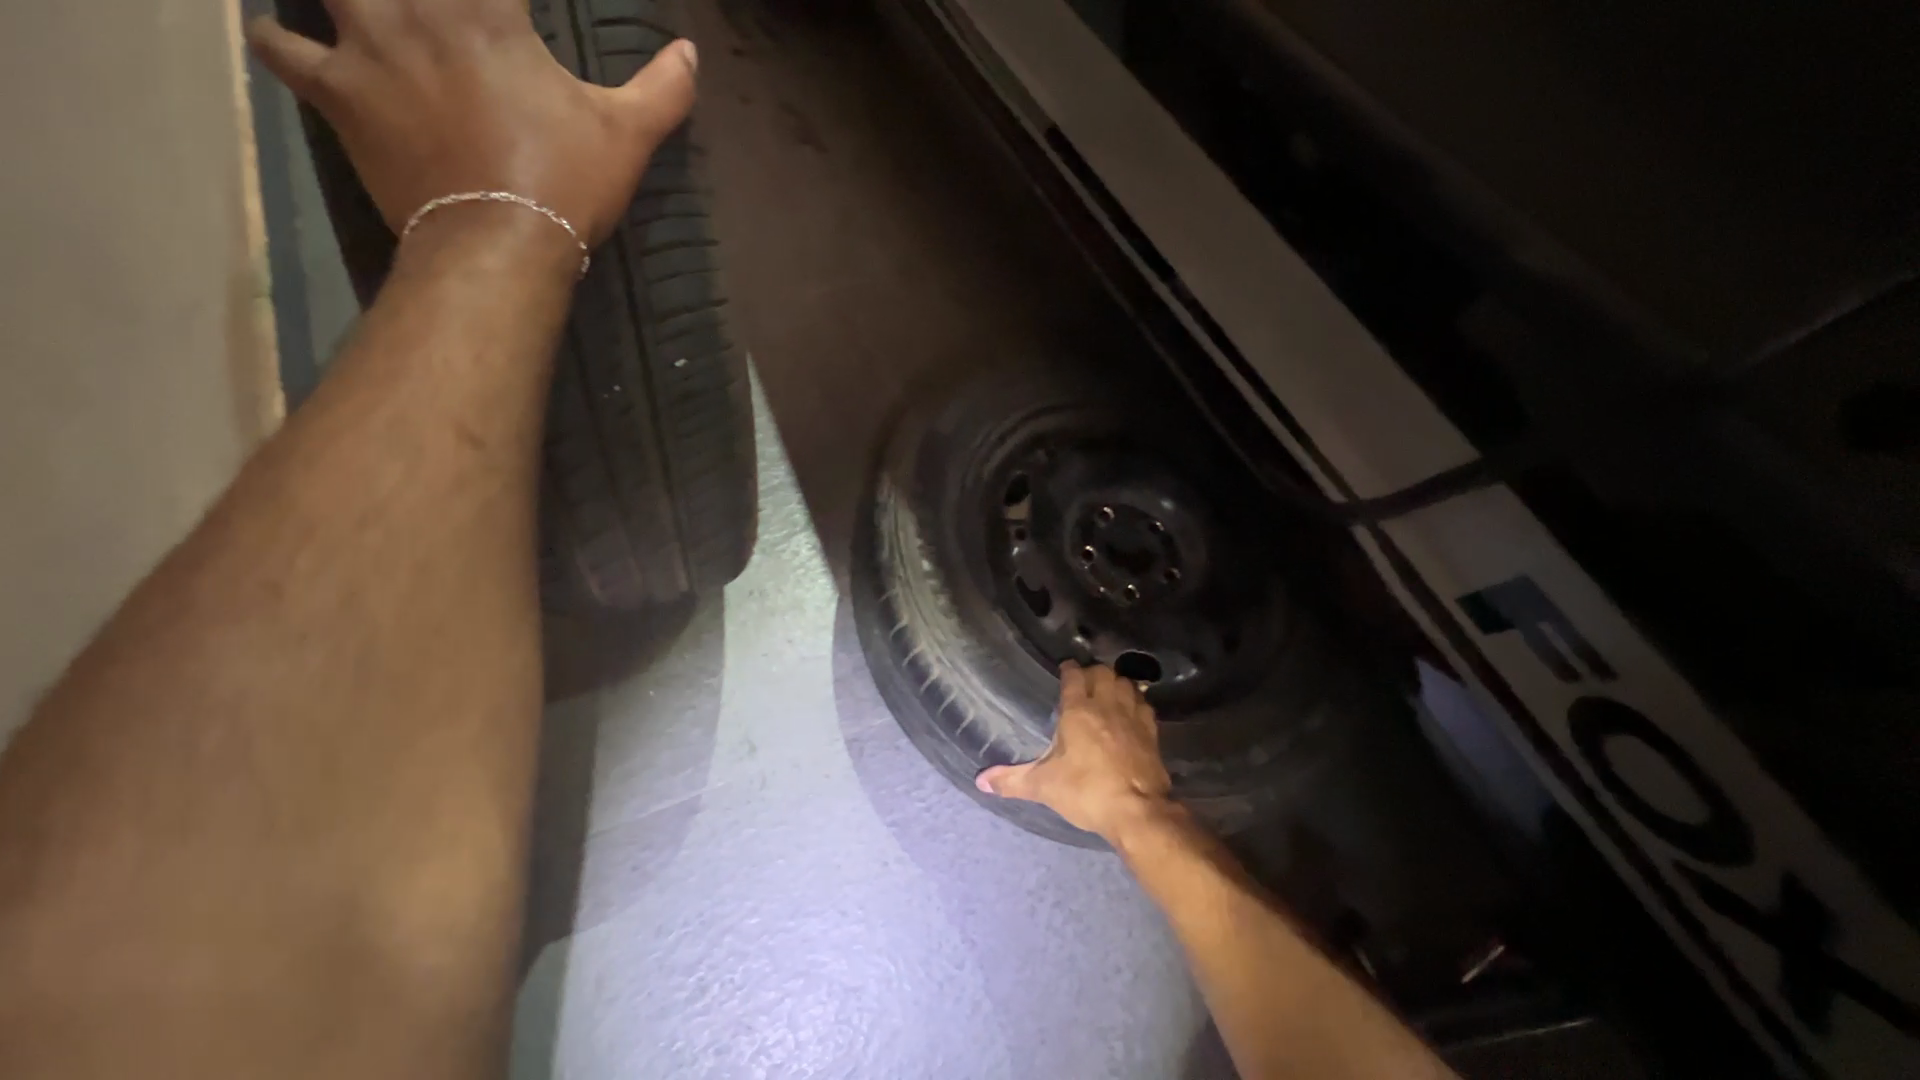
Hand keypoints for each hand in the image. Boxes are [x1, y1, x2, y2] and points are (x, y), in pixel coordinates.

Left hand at [247, 0, 697, 245]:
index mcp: (484, 6)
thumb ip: (663, 88)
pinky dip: (277, 39)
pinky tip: (283, 35)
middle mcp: (413, 7)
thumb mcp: (628, 135)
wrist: (500, 244)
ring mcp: (366, 46)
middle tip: (430, 7)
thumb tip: (692, 52)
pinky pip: (280, 48)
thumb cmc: (566, 182)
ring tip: (358, 3)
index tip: (501, 2)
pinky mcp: (337, 95)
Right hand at [976, 663, 1173, 842]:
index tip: (1064, 669)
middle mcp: (1107, 706)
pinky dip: (1137, 701)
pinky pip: (1145, 705)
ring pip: (1127, 684)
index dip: (1068, 669)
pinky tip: (1132, 710)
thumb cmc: (1086, 792)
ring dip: (1117, 683)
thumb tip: (980, 781)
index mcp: (1079, 712)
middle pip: (1103, 673)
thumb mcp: (1043, 786)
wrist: (1138, 811)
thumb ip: (1011, 780)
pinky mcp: (1152, 734)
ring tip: (1108, 690)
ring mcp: (1133, 718)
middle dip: (1093, 672)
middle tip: (1085, 680)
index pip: (1074, 677)